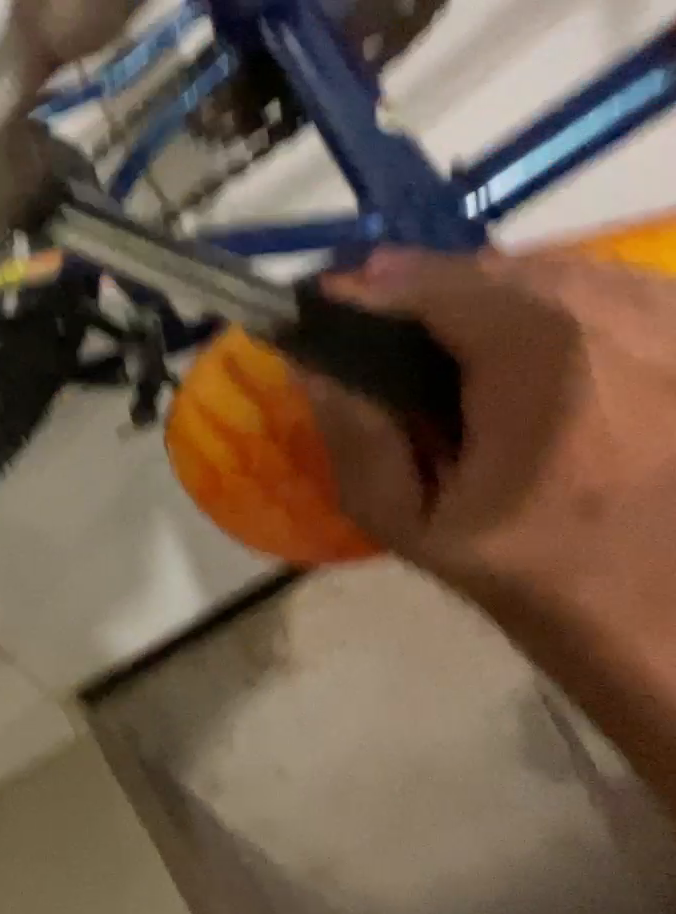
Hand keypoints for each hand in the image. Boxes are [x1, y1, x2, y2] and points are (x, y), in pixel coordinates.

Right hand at [303, 249, 675, 615]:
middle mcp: (631, 333)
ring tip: (439, 317)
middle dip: (433, 283)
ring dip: (494, 286)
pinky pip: (624, 287)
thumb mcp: (404, 520)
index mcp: (548, 378)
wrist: (660, 604)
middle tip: (372, 304)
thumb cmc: (519, 568)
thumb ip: (356, 438)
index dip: (380, 287)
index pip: (451, 291)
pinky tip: (521, 332)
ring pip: (571, 270)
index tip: (325, 297)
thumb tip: (311, 367)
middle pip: (511, 272)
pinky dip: (559, 296)